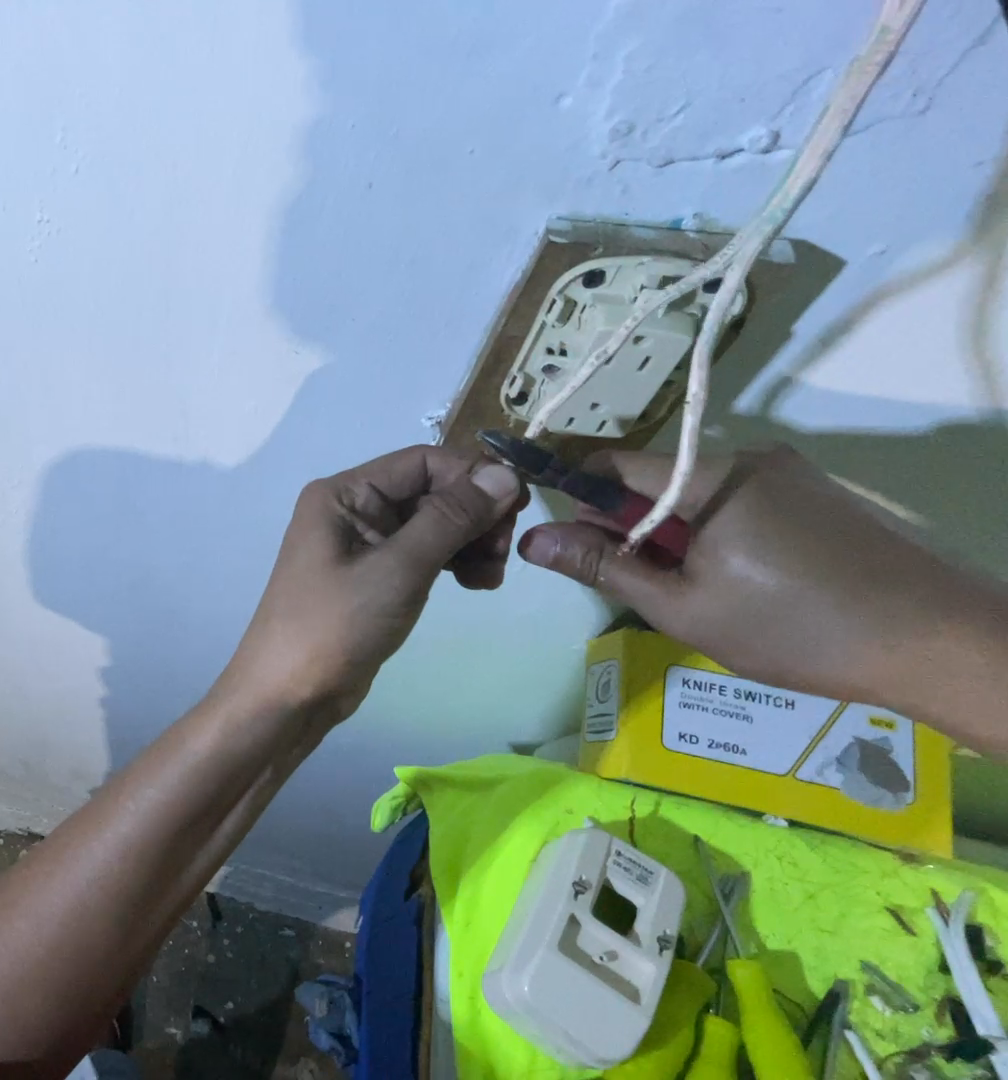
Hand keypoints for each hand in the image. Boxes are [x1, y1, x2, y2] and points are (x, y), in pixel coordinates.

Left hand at [214, 445, 524, 725]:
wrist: (289, 692)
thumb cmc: (336, 624)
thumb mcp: (398, 568)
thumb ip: (451, 518)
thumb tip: (505, 473)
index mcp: (343, 494)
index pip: (422, 461)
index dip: (473, 477)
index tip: (517, 510)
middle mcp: (350, 509)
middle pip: (431, 490)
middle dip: (474, 514)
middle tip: (502, 551)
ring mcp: (361, 544)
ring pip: (432, 524)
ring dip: (470, 541)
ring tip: (490, 577)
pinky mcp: (373, 576)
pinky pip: (423, 554)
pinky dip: (453, 563)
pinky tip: (477, 585)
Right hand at [516, 444, 1007, 713]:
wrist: (944, 647)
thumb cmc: (794, 628)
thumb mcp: (680, 606)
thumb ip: (603, 566)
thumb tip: (531, 540)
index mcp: (711, 479)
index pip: (613, 465)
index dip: (577, 496)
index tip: (570, 541)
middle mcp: (749, 460)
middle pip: (654, 482)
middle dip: (628, 525)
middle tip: (632, 582)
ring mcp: (790, 476)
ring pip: (694, 496)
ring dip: (671, 535)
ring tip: (687, 591)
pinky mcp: (817, 497)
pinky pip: (736, 503)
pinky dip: (712, 535)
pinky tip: (733, 583)